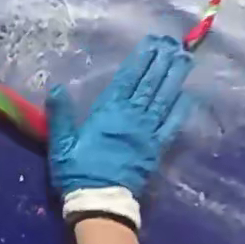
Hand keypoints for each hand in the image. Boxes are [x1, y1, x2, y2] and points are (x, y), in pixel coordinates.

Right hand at [45, 34, 193, 228]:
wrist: (99, 201)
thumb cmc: (76, 172)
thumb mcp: (61, 144)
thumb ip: (61, 115)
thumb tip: (56, 87)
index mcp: (107, 113)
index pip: (128, 79)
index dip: (141, 60)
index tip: (152, 42)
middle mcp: (131, 117)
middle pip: (150, 84)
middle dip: (161, 61)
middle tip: (172, 42)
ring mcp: (147, 132)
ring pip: (164, 98)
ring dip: (174, 77)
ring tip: (184, 58)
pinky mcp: (156, 148)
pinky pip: (172, 124)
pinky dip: (180, 109)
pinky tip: (187, 94)